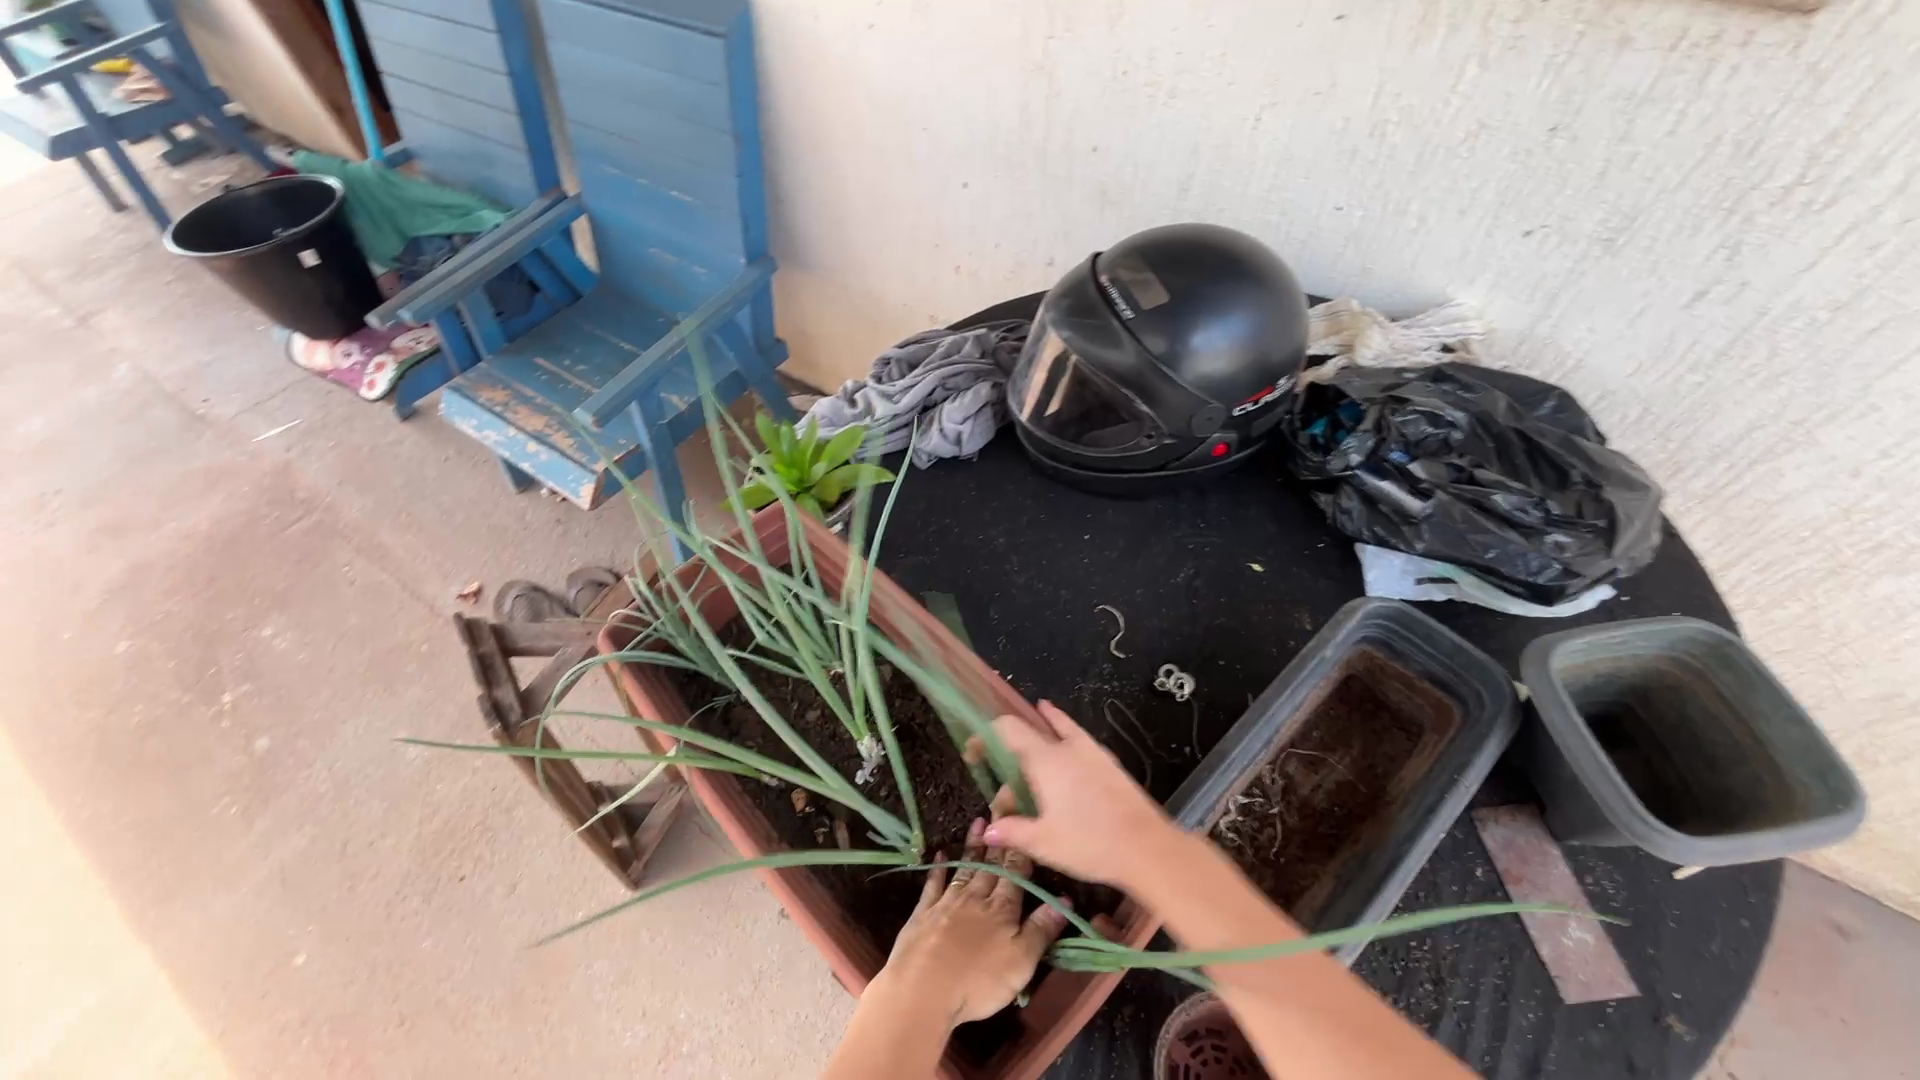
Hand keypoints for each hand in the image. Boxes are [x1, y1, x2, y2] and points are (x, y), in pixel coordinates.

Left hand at [876, 817, 1071, 1025]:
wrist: (923, 991)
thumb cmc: (979, 981)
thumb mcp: (1021, 962)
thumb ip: (1041, 929)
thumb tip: (1063, 900)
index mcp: (1002, 910)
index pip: (1016, 874)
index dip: (1021, 851)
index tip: (1023, 824)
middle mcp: (976, 899)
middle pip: (990, 867)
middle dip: (997, 841)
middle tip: (999, 810)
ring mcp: (947, 904)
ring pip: (964, 869)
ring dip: (972, 848)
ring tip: (976, 823)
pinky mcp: (923, 914)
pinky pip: (933, 885)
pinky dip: (938, 869)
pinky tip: (940, 856)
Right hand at [982, 700, 1182, 889]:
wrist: (1147, 847)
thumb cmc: (1090, 843)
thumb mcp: (1044, 843)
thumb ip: (1013, 831)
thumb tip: (989, 830)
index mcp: (1046, 760)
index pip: (1008, 729)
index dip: (986, 734)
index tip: (974, 750)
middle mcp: (1068, 747)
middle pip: (1033, 727)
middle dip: (1013, 737)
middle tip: (1002, 756)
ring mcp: (1093, 753)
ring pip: (1063, 727)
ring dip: (1046, 723)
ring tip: (1040, 714)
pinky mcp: (1110, 764)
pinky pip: (1080, 739)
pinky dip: (1068, 733)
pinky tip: (1070, 747)